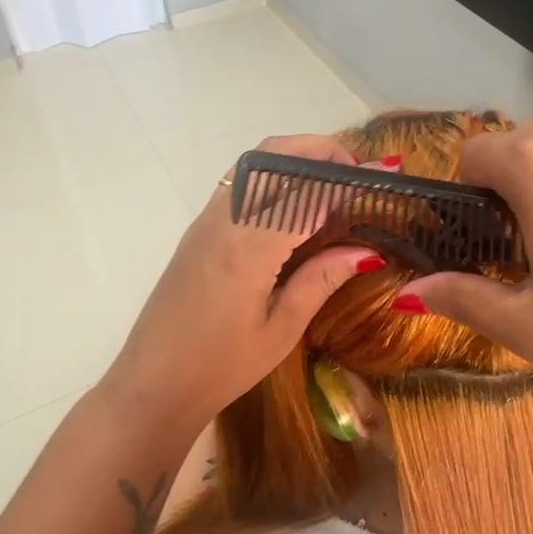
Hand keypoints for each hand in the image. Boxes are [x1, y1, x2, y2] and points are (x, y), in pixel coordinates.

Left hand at [99, 135, 377, 429]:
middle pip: (272, 157)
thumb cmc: (220, 367)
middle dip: (318, 149)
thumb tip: (367, 251)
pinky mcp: (197, 230)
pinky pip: (238, 183)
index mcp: (248, 247)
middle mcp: (224, 220)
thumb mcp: (280, 330)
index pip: (305, 192)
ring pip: (251, 164)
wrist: (153, 383)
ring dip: (293, 157)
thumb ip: (321, 281)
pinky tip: (294, 201)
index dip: (344, 179)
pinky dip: (271, 175)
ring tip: (331, 177)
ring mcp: (206, 221)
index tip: (379, 176)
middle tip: (356, 167)